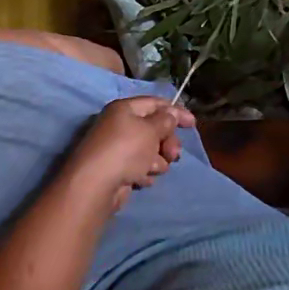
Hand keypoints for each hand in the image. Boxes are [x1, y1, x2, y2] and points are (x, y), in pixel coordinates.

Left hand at [62, 96, 196, 210]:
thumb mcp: (151, 129)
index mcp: (124, 109)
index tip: (193, 124)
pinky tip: (143, 178)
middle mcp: (119, 125)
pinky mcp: (116, 169)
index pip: (155, 104)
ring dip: (158, 158)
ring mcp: (116, 148)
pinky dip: (144, 171)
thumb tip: (170, 114)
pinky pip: (139, 166)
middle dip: (168, 141)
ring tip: (154, 168)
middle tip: (174, 154)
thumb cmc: (126, 149)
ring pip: (149, 149)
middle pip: (153, 128)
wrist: (96, 185)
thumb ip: (166, 120)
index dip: (176, 111)